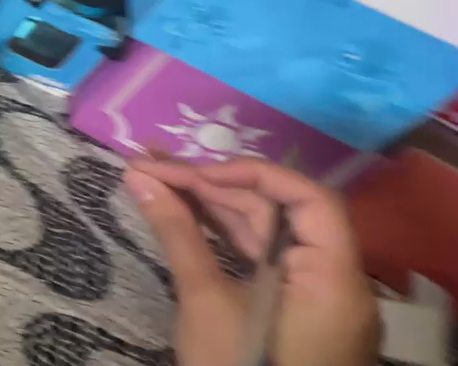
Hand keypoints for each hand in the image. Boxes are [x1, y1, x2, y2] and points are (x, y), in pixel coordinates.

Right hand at [125, 158, 378, 365]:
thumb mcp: (205, 300)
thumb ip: (177, 233)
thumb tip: (138, 176)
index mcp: (332, 278)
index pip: (309, 199)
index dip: (251, 173)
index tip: (191, 172)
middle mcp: (332, 279)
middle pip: (277, 210)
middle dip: (210, 182)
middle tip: (146, 165)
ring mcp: (312, 293)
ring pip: (261, 227)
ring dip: (206, 200)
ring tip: (148, 176)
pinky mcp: (291, 304)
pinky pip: (257, 251)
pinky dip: (216, 228)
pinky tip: (176, 210)